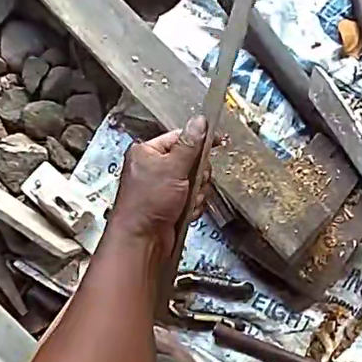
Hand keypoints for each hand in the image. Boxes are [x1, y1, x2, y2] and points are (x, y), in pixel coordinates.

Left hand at [108, 115, 206, 249]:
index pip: (181, 138)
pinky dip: (193, 206)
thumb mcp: (172, 168)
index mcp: (148, 152)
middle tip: (191, 183)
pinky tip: (184, 212)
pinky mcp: (171, 204)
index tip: (218, 141)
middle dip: (198, 176)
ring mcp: (164, 187)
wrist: (143, 240)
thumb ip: (189, 145)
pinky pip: (193, 199)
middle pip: (193, 161)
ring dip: (197, 193)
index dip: (199, 141)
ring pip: (196, 182)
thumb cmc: (148, 203)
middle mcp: (155, 168)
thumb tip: (199, 122)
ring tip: (185, 202)